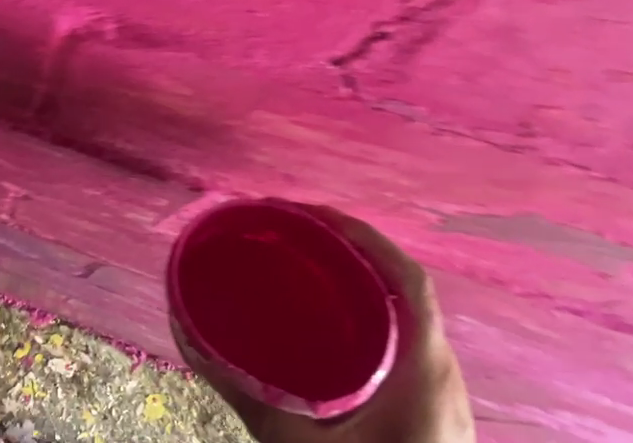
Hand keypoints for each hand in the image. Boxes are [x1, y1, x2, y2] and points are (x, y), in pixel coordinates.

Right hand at [184, 207, 474, 442]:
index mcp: (423, 373)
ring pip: (414, 318)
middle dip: (355, 249)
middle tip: (296, 232)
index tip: (308, 214)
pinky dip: (376, 314)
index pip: (410, 282)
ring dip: (368, 280)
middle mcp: (445, 377)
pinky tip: (338, 324)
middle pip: (410, 291)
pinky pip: (412, 344)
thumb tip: (183, 332)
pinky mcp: (440, 418)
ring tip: (312, 264)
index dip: (366, 236)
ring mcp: (449, 400)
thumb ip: (238, 389)